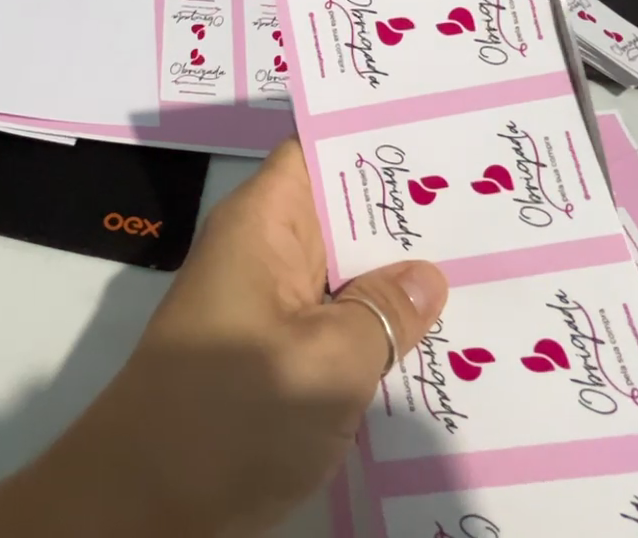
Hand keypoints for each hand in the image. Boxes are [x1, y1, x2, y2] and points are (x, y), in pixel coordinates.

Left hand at [0, 140, 449, 536]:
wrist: (146, 499)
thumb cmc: (232, 411)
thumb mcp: (327, 360)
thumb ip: (383, 313)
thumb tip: (427, 276)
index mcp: (265, 223)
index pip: (318, 152)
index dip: (374, 141)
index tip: (442, 139)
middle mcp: (264, 250)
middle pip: (339, 210)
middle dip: (403, 212)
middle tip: (492, 206)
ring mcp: (268, 303)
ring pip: (342, 268)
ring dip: (395, 271)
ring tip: (486, 262)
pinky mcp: (274, 350)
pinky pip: (334, 317)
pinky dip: (375, 322)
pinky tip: (438, 334)